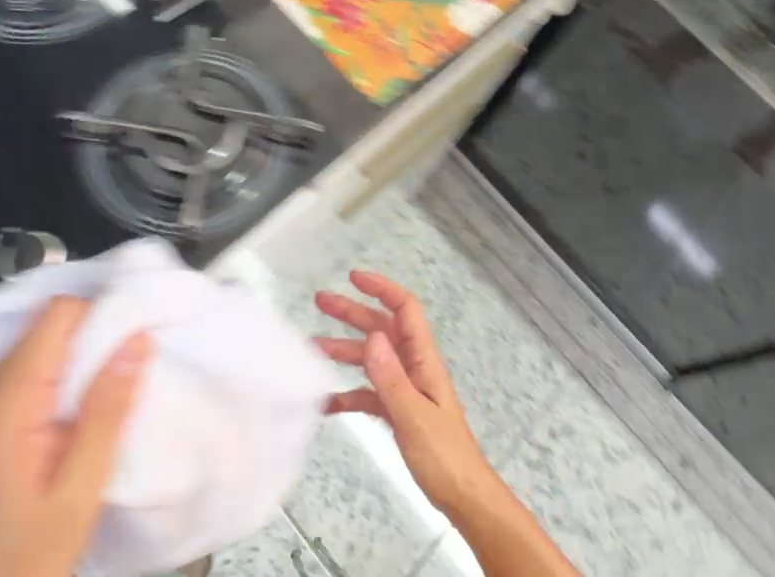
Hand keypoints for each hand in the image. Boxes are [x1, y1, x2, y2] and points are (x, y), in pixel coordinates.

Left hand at [0, 297, 154, 576]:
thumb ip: (107, 409)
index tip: (129, 344)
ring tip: (87, 419)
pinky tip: (56, 435)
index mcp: (0, 403)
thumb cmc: (22, 561)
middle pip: (40, 334)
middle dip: (85, 350)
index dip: (100, 318)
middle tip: (116, 390)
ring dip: (63, 374)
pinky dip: (38, 392)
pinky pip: (5, 384)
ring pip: (25, 356)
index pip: (57, 314)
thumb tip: (137, 341)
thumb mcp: (80, 489)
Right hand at [313, 271, 501, 514]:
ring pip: (372, 360)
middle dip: (353, 313)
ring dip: (344, 351)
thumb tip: (372, 336)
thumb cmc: (444, 455)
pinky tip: (324, 403)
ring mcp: (406, 390)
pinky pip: (369, 393)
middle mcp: (414, 368)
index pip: (405, 311)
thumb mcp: (414, 416)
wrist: (463, 496)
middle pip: (382, 329)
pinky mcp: (398, 412)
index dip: (382, 289)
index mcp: (424, 361)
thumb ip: (391, 378)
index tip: (353, 278)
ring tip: (311, 349)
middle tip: (319, 301)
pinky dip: (347, 393)